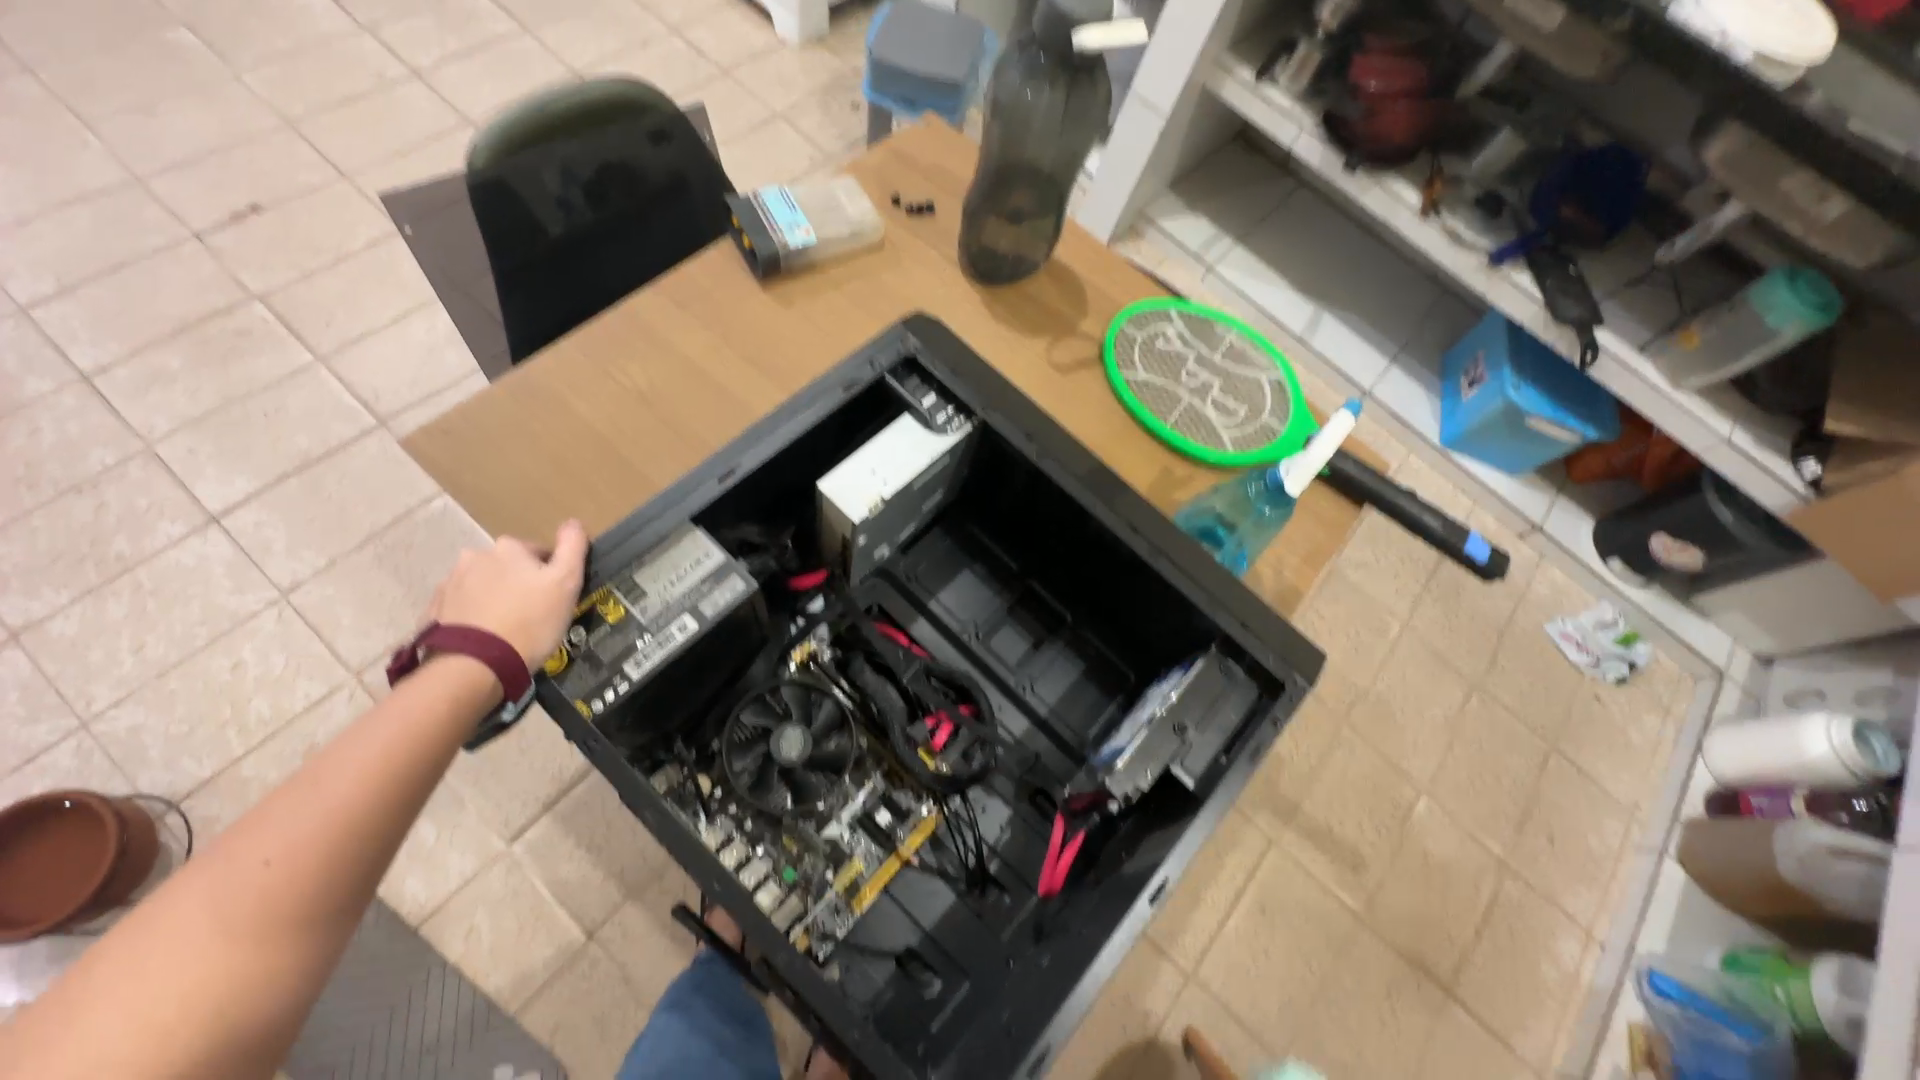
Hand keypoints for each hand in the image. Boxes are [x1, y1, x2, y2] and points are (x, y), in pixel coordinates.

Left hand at [428, 519, 588, 667]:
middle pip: (508, 567)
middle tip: (531, 615)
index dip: (551, 575)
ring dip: (494, 598)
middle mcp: (475, 556)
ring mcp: (450, 583)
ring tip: (505, 628)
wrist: (475, 666)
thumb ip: (573, 547)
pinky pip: (462, 606)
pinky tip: (483, 636)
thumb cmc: (531, 621)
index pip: (539, 553)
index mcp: (509, 547)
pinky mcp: (435, 609)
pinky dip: (473, 615)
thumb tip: (573, 522)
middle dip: (519, 584)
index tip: (554, 599)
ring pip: (483, 585)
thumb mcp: (566, 583)